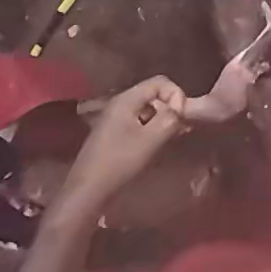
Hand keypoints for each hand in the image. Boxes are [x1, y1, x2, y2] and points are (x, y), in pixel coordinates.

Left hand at [57, 76, 186, 218]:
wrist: (88, 189)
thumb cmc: (120, 162)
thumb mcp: (150, 140)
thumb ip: (170, 119)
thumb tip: (181, 108)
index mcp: (127, 99)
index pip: (160, 82)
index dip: (176, 95)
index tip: (182, 117)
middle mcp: (120, 103)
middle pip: (154, 94)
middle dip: (170, 108)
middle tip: (180, 129)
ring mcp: (116, 118)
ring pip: (148, 109)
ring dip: (163, 120)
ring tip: (171, 138)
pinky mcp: (115, 133)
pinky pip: (140, 122)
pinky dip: (152, 129)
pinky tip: (157, 145)